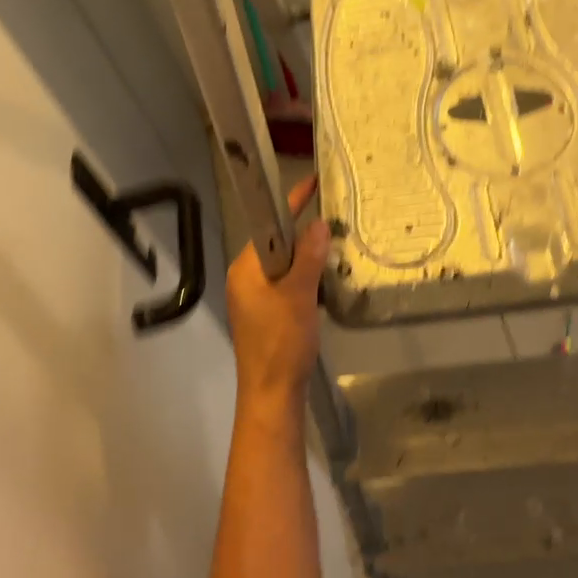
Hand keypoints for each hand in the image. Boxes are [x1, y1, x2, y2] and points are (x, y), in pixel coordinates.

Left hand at [226, 175, 330, 409]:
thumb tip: (318, 225)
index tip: (312, 182)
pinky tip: (323, 286)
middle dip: (303, 236)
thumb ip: (309, 257)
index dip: (291, 204)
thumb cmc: (282, 342)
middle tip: (333, 224)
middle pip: (277, 245)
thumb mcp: (299, 295)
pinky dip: (303, 281)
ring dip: (306, 261)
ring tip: (333, 253)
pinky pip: (285, 285)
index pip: (270, 226)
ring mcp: (253, 299)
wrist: (272, 395)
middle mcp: (244, 279)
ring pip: (283, 266)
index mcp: (245, 269)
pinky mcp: (265, 316)